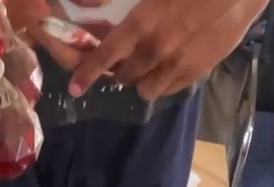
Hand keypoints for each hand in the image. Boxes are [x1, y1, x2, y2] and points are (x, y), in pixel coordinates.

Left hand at [68, 0, 268, 99]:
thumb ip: (134, 9)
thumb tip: (102, 9)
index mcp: (143, 22)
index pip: (106, 56)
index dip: (87, 72)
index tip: (75, 86)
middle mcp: (157, 50)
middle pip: (126, 77)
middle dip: (120, 72)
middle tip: (124, 62)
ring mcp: (178, 65)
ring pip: (147, 90)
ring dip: (143, 80)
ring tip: (150, 66)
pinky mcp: (198, 72)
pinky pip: (171, 90)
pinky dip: (165, 82)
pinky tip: (170, 67)